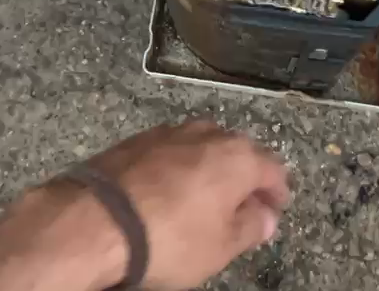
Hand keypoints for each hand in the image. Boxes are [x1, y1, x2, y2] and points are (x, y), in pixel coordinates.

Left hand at [78, 121, 289, 290]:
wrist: (100, 218)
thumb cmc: (170, 236)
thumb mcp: (220, 246)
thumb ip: (250, 227)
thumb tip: (266, 215)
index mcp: (237, 156)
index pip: (272, 168)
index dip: (278, 191)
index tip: (277, 208)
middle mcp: (210, 133)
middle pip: (240, 151)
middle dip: (247, 176)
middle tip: (247, 205)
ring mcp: (174, 130)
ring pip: (206, 146)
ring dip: (214, 168)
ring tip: (210, 197)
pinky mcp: (142, 137)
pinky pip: (176, 149)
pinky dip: (183, 165)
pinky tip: (175, 188)